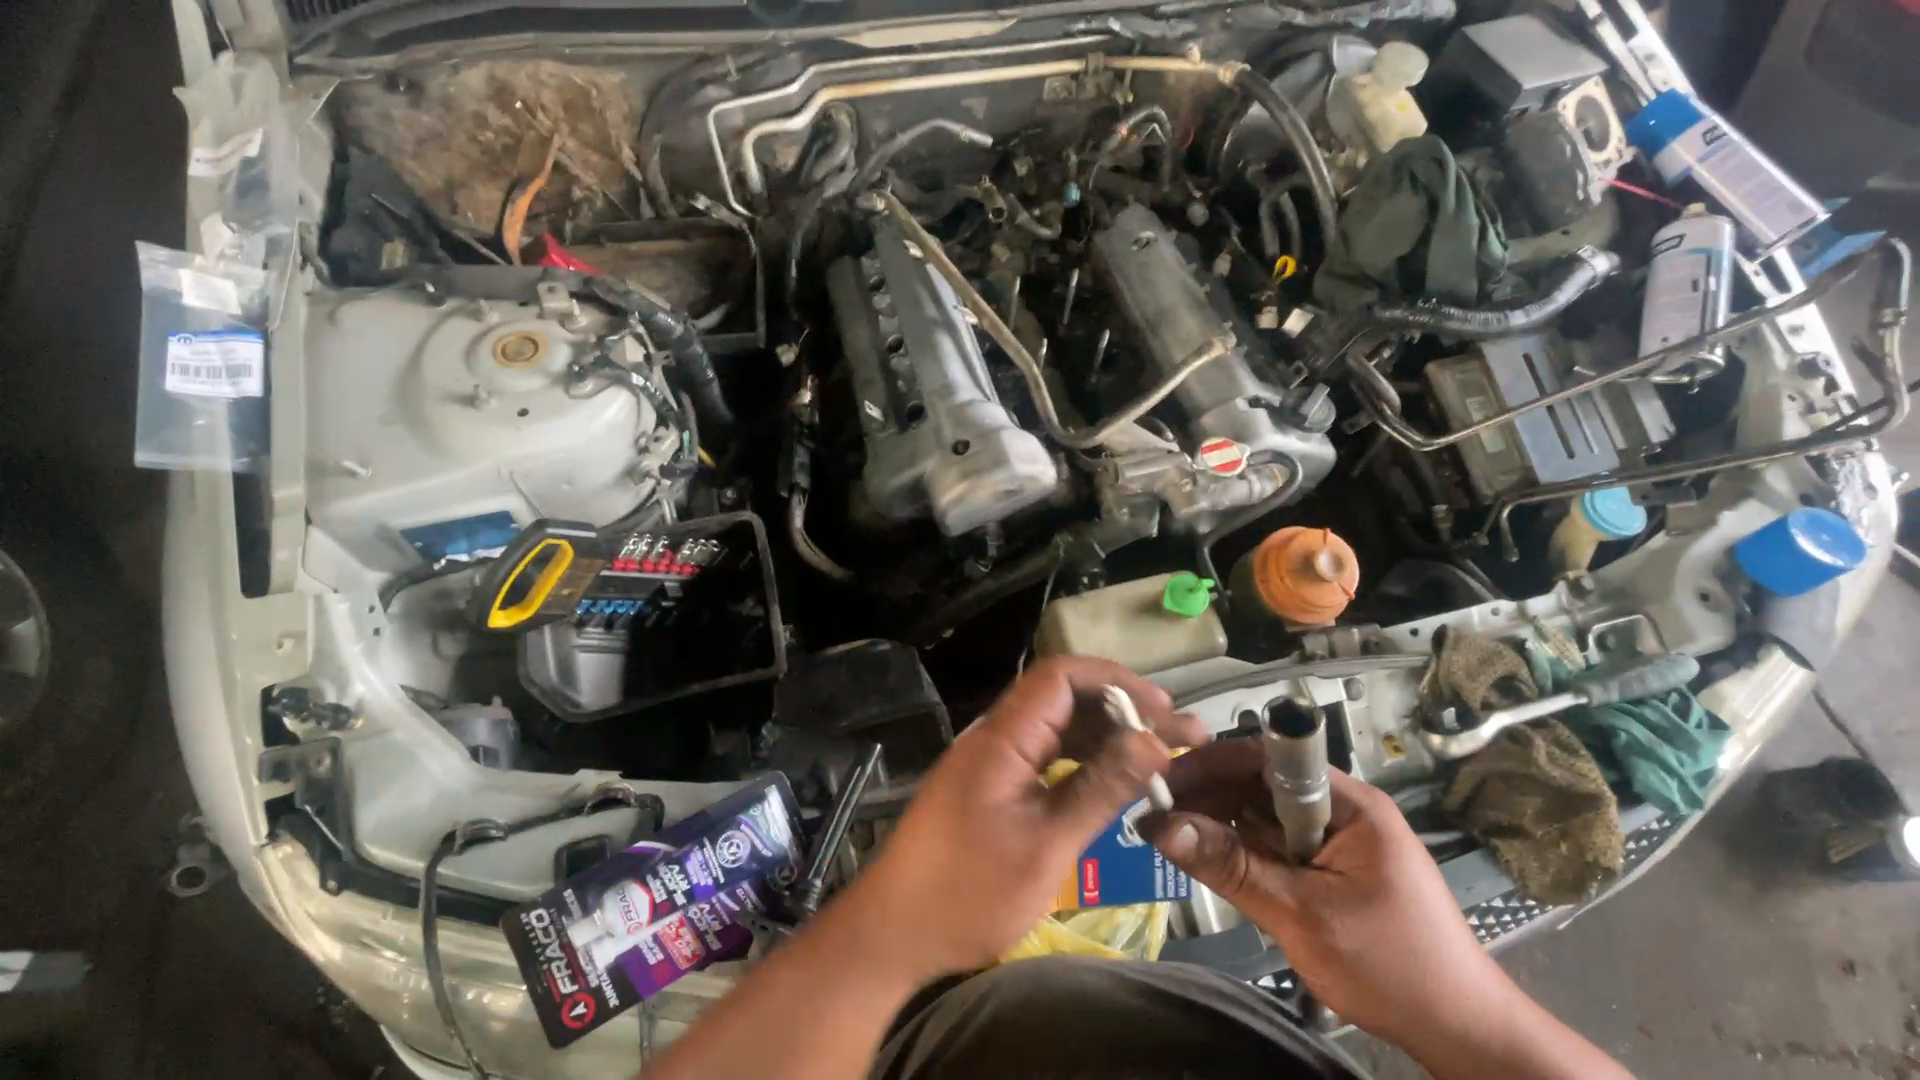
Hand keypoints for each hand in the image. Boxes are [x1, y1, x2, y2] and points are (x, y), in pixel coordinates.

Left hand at [842, 657, 1210, 980]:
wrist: (893, 935)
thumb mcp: (1045, 846)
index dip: (1115, 681)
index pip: (1059, 677)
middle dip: (1123, 711)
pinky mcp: (991, 790)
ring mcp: (991, 765)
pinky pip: (1045, 759)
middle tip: (1181, 736)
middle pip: (1063, 700)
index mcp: (1001, 740)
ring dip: (1108, 739)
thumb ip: (1099, 789)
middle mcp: (995, 739)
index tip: (1162, 708)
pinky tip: (1119, 782)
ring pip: (1057, 730)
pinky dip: (1084, 765)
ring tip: (1164, 757)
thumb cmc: (967, 895)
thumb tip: (1153, 742)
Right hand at [1142, 742, 1519, 1050]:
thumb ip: (1231, 866)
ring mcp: (1333, 837)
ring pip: (1260, 813)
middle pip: (1259, 782)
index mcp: (1348, 803)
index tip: (1162, 783)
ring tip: (1165, 834)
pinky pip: (1271, 843)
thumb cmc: (1391, 966)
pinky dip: (1237, 849)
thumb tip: (1159, 825)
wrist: (1459, 1030)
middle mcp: (1339, 808)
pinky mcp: (1326, 866)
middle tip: (1151, 814)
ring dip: (1216, 821)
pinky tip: (1203, 856)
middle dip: (1206, 795)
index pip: (1267, 758)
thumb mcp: (1302, 914)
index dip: (1211, 764)